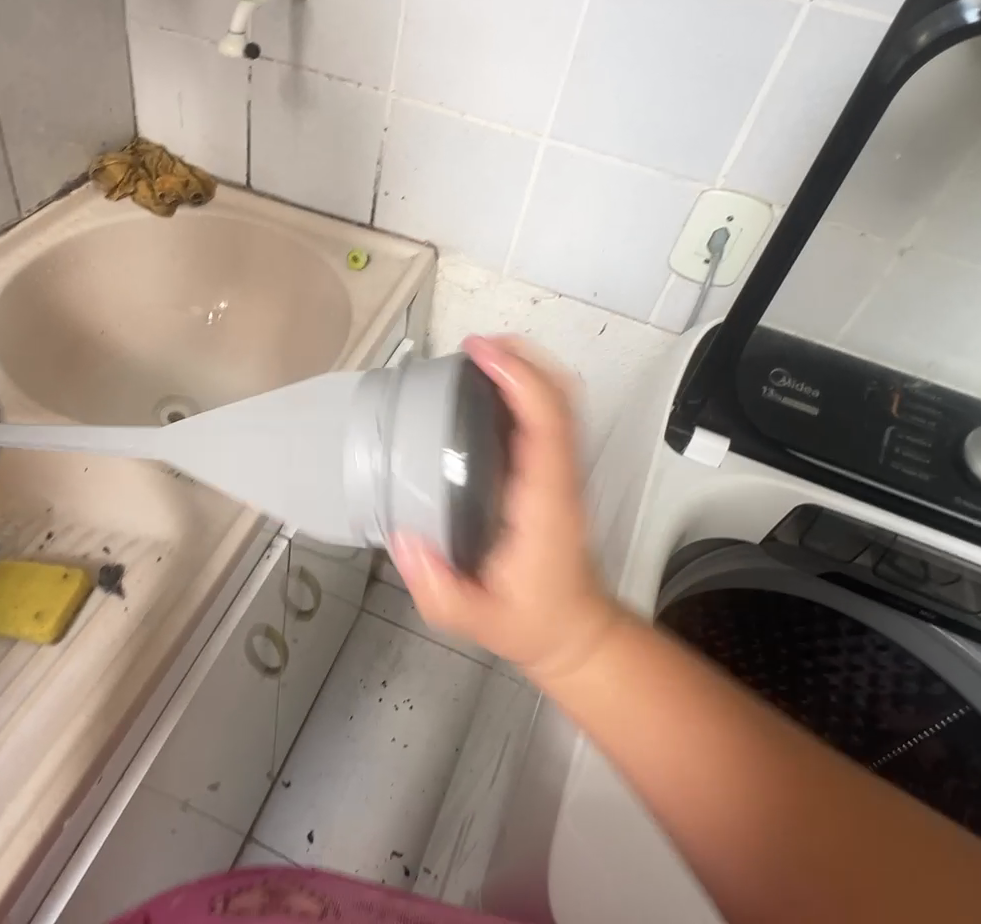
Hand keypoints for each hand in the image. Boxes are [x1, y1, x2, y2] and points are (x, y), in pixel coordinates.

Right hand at [389, 336, 625, 681]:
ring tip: (481, 358)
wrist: (575, 632)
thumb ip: (439, 588)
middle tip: (477, 347)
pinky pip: (549, 418)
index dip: (518, 378)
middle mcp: (561, 479)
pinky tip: (491, 391)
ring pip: (560, 402)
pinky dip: (526, 390)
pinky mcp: (556, 475)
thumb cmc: (535, 622)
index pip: (545, 423)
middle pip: (561, 397)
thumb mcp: (479, 620)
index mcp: (545, 503)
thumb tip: (405, 540)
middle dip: (523, 359)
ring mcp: (564, 473)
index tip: (482, 354)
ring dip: (526, 369)